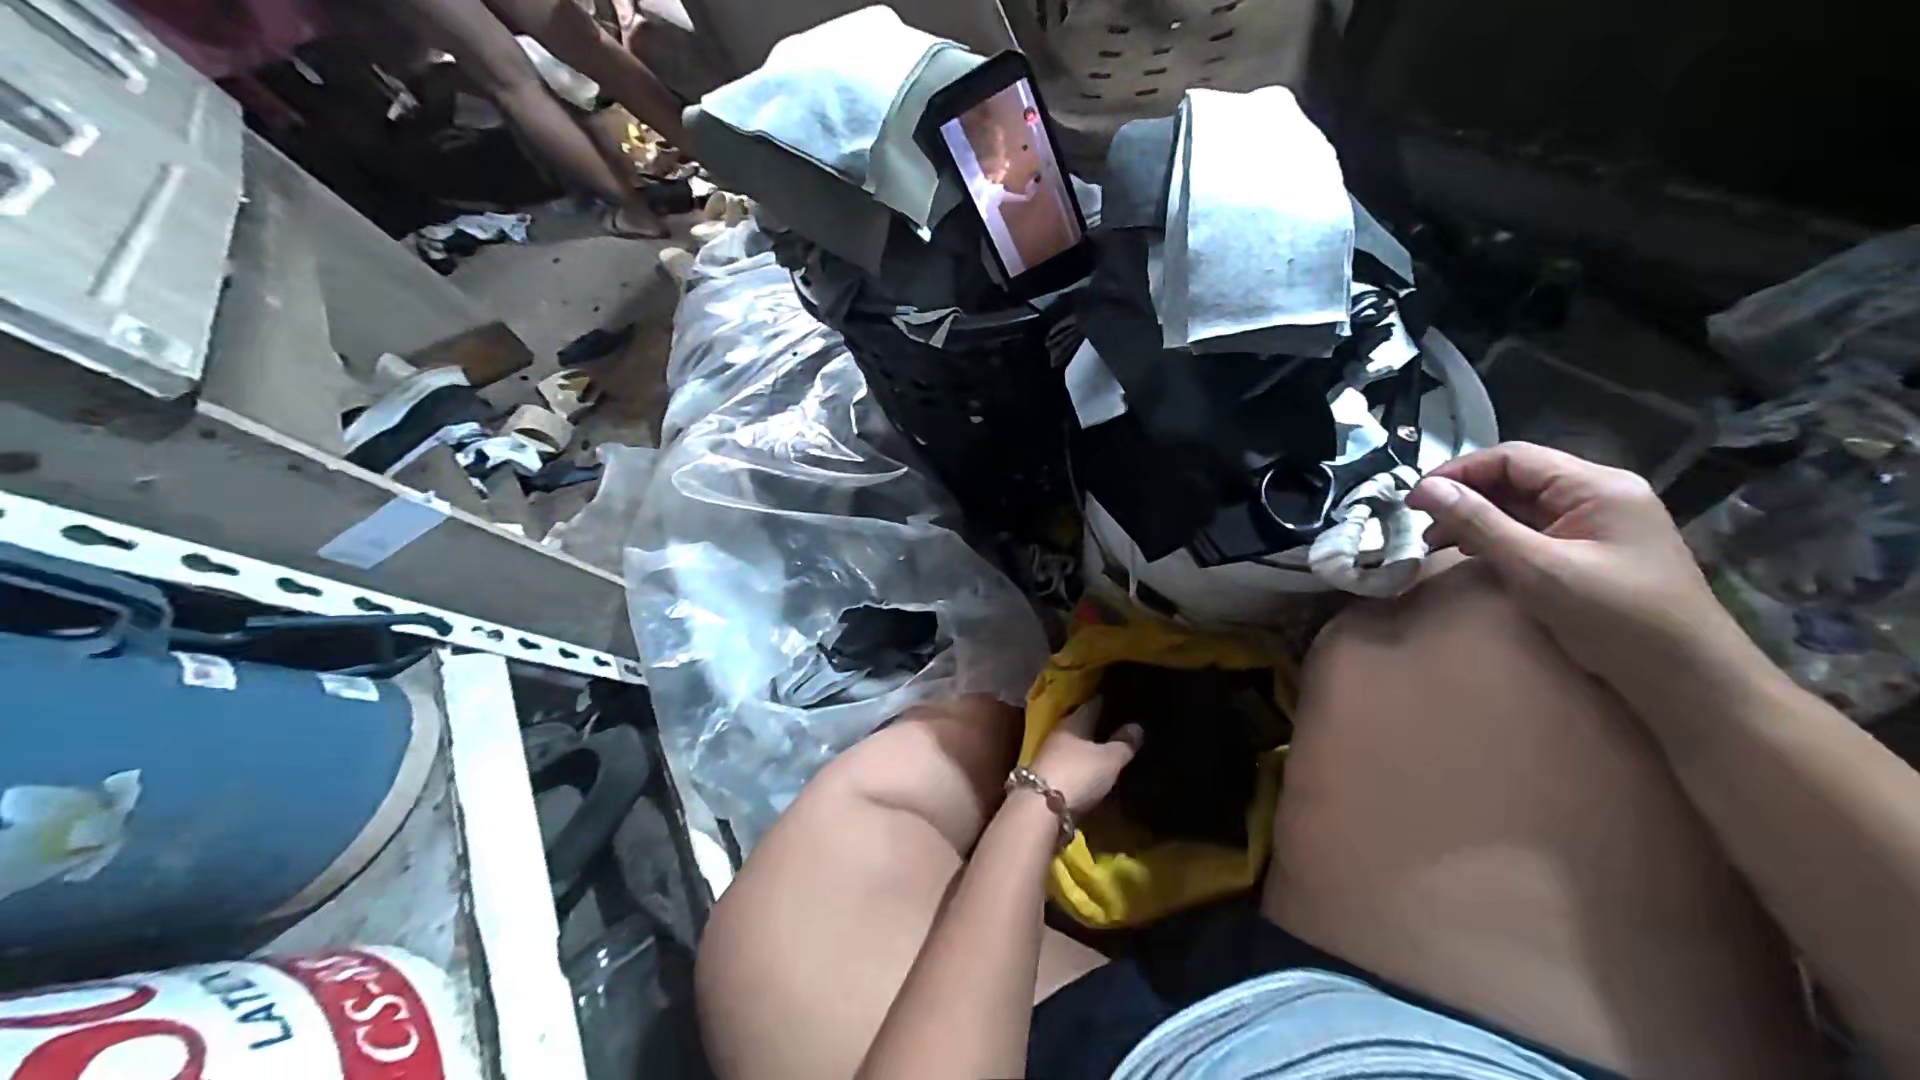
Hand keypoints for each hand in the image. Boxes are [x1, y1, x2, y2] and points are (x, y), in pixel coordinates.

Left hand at [1027, 699, 1142, 814]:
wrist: (1041, 808)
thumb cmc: (1078, 773)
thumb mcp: (1109, 760)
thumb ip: (1124, 743)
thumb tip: (1137, 726)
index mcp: (1073, 722)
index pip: (1092, 705)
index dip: (1106, 701)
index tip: (1119, 699)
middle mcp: (1058, 734)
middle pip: (1080, 725)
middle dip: (1097, 725)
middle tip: (1117, 725)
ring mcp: (1049, 756)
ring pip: (1073, 745)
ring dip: (1087, 747)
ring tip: (1107, 749)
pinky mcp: (1045, 778)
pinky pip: (1069, 764)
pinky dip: (1080, 765)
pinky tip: (1091, 771)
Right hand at [1408, 442, 1754, 686]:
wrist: (1686, 678)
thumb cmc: (1615, 617)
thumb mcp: (1536, 567)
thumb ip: (1479, 523)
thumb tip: (1425, 489)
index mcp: (1597, 486)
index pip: (1512, 457)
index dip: (1457, 472)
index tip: (1413, 499)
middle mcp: (1599, 494)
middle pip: (1515, 478)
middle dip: (1462, 496)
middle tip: (1418, 522)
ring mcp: (1596, 523)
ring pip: (1520, 504)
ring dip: (1474, 517)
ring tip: (1435, 540)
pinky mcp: (1589, 549)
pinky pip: (1532, 528)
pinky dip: (1494, 535)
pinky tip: (1470, 552)